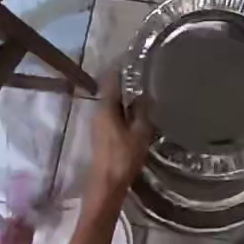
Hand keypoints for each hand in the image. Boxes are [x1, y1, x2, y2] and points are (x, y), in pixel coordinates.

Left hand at [89, 73, 154, 194]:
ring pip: (113, 104)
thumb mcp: (140, 132)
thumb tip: (145, 94)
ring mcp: (98, 124)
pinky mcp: (102, 135)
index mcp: (105, 107)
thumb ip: (142, 111)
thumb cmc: (123, 157)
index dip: (121, 68)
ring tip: (145, 92)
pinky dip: (125, 110)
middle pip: (111, 91)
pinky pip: (114, 115)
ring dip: (126, 98)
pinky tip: (138, 114)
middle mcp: (98, 112)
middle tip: (145, 74)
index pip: (111, 80)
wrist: (107, 184)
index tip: (133, 59)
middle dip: (126, 82)